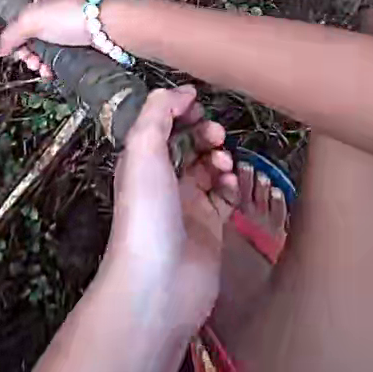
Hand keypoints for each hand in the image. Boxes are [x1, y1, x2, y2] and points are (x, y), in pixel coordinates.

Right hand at [0, 0, 117, 78]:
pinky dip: (53, 60)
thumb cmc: (71, 13)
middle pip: (29, 26)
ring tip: (41, 68)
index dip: (11, 25)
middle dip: (26, 48)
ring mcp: (69, 15)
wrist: (110, 25)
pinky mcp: (80, 32)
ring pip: (44, 39)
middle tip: (29, 60)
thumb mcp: (31, 20)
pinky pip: (60, 47)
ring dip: (38, 57)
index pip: (17, 2)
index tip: (11, 43)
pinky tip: (51, 70)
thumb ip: (10, 35)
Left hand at [98, 85, 237, 336]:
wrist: (159, 281)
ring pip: (208, 167)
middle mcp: (163, 179)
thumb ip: (159, 110)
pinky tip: (230, 182)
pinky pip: (224, 195)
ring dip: (218, 156)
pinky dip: (230, 184)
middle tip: (215, 133)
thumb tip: (184, 90)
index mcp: (142, 159)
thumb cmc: (146, 209)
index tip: (198, 104)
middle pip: (187, 143)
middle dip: (203, 132)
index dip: (179, 111)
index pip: (161, 124)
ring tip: (223, 160)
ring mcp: (187, 203)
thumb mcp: (143, 146)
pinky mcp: (210, 227)